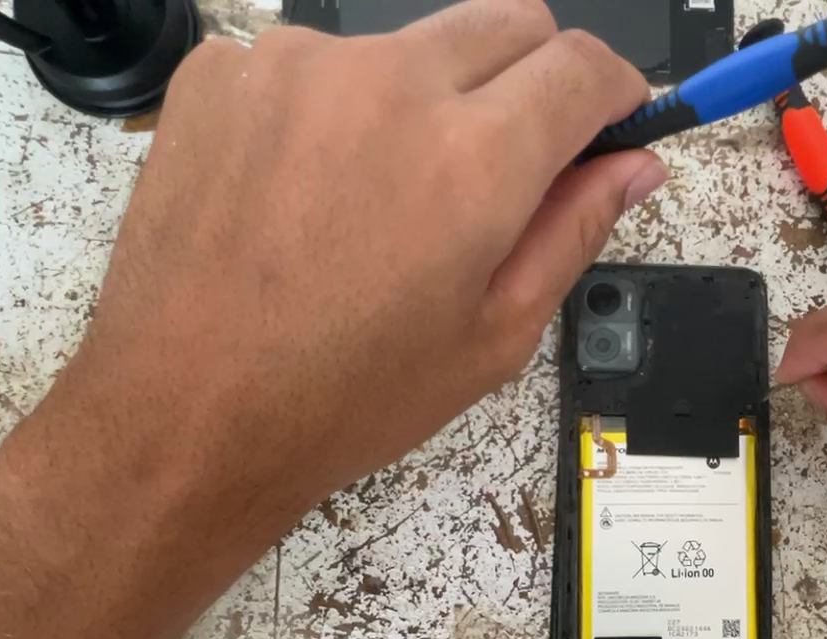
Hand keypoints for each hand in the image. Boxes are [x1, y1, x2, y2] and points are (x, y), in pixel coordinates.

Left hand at [4, 0, 664, 582]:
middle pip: (508, 24)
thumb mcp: (494, 336)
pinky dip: (349, 112)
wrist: (193, 411)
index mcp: (470, 163)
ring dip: (437, 101)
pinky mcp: (224, 71)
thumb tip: (633, 165)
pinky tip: (319, 195)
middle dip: (538, 82)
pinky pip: (324, 66)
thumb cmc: (353, 396)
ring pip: (414, 45)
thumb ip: (573, 233)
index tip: (615, 122)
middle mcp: (387, 84)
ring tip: (395, 203)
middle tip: (516, 169)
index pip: (580, 68)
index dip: (616, 91)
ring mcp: (294, 65)